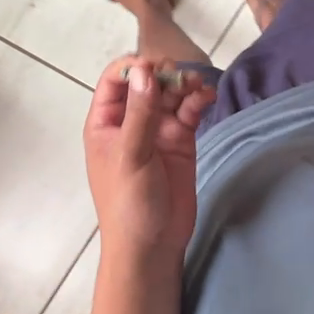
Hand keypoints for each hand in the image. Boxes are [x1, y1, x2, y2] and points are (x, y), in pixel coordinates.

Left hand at [83, 56, 213, 259]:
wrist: (153, 245)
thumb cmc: (129, 203)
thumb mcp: (130, 156)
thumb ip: (140, 113)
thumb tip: (145, 71)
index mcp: (106, 122)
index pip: (116, 80)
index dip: (134, 67)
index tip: (155, 67)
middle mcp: (131, 120)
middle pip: (148, 81)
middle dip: (165, 73)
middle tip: (182, 78)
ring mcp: (157, 129)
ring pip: (171, 93)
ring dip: (185, 84)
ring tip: (199, 86)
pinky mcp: (181, 139)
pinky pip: (190, 110)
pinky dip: (199, 99)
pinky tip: (208, 97)